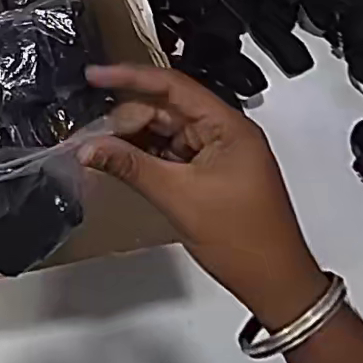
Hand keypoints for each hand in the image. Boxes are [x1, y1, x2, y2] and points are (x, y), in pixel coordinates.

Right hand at [80, 65, 327, 329]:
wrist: (276, 287)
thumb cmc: (244, 240)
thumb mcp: (178, 197)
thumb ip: (128, 165)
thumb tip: (86, 148)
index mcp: (227, 127)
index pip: (172, 86)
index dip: (129, 77)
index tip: (95, 75)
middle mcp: (221, 132)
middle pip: (161, 108)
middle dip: (124, 118)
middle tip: (92, 135)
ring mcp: (213, 151)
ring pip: (159, 129)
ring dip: (129, 137)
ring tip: (98, 149)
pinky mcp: (204, 170)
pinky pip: (164, 149)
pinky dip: (140, 154)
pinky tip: (117, 161)